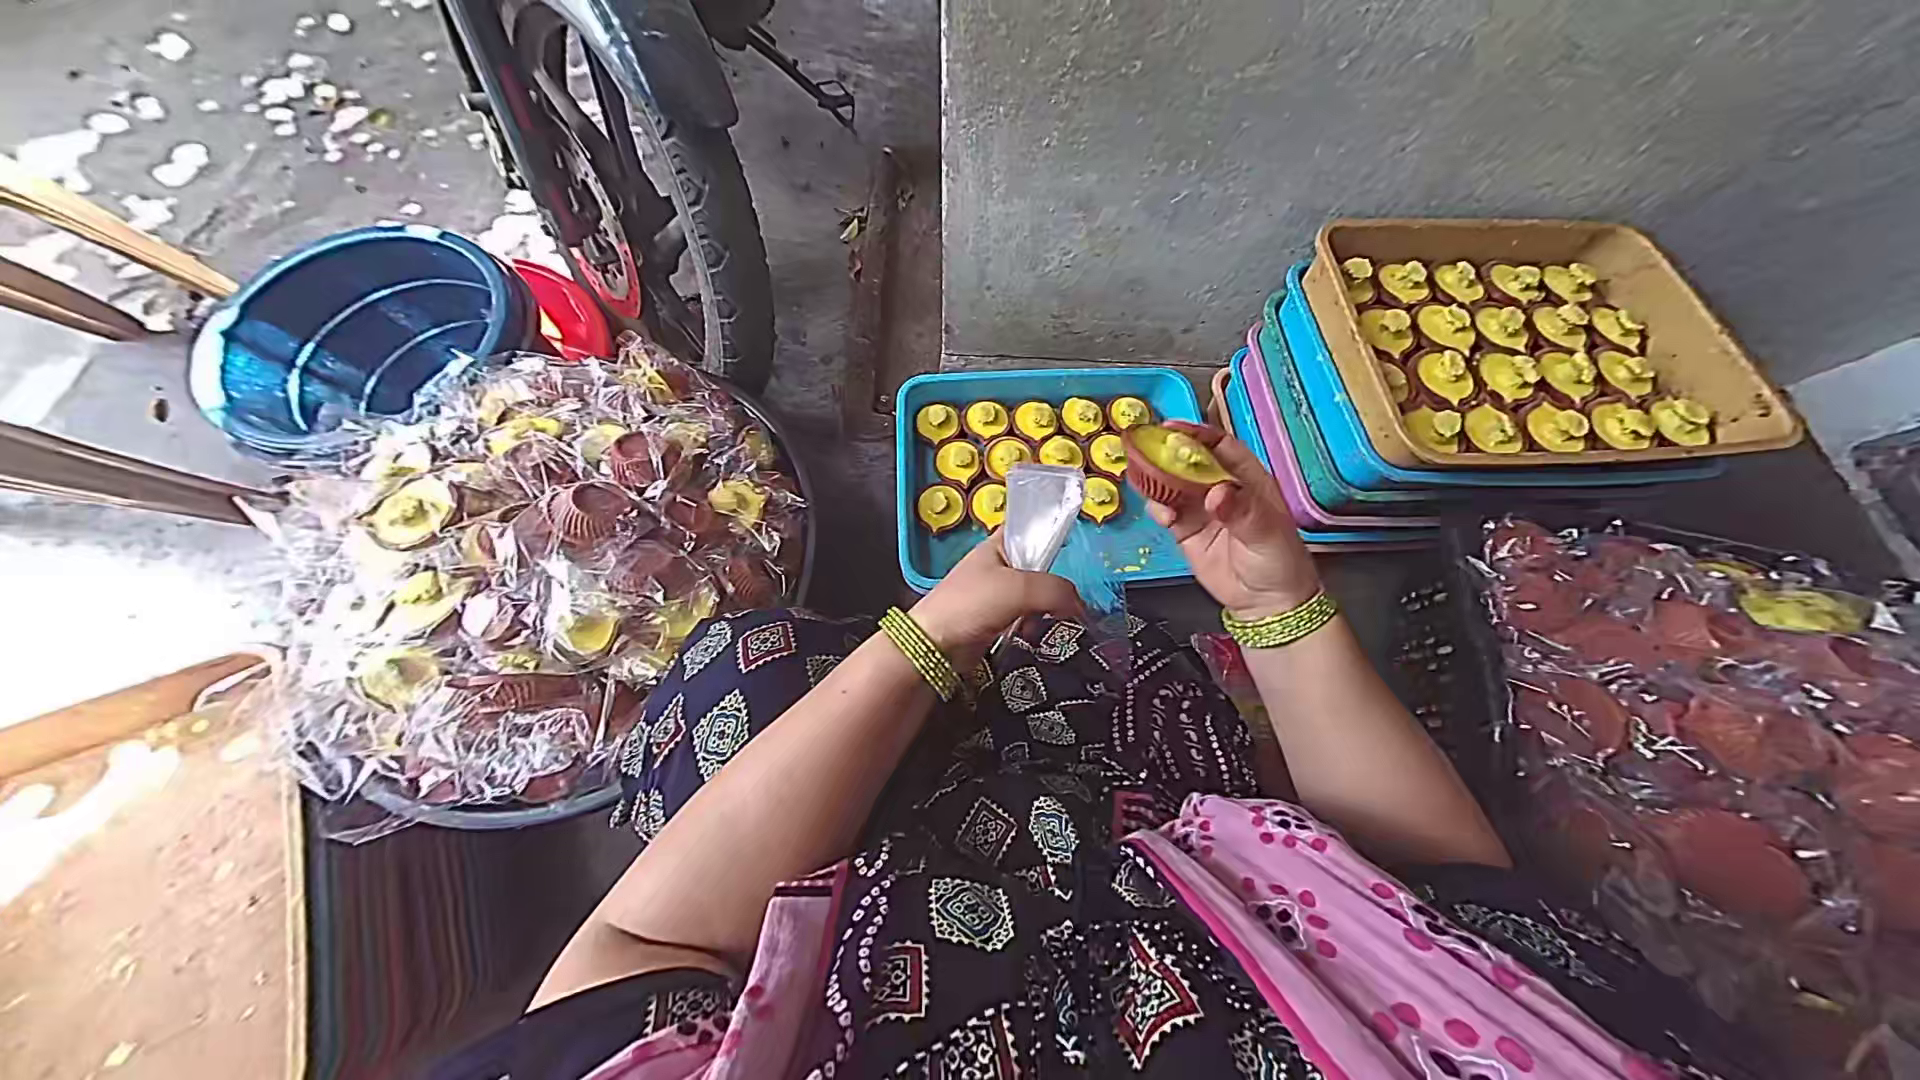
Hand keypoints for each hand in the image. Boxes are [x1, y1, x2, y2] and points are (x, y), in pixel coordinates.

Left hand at [910, 530, 1084, 667]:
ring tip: (1048, 621)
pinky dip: (1035, 626)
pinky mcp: (997, 619)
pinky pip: (1027, 617)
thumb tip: (1079, 605)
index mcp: (999, 544)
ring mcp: (998, 593)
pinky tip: (1032, 634)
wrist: (935, 645)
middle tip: (1066, 601)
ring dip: (1046, 610)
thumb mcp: (1019, 588)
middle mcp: (999, 565)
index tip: (1073, 551)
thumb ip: (1056, 590)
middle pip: (1041, 568)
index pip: (1033, 528)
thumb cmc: (970, 604)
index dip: (1054, 534)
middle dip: (1056, 585)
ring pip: (1037, 596)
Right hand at [1143, 422, 1321, 619]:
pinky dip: (1159, 509)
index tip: (1173, 428)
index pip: (1220, 447)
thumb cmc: (1279, 563)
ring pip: (1172, 485)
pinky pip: (1166, 513)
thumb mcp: (1267, 534)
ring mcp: (1201, 510)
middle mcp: (1221, 489)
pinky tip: (1161, 513)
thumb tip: (1217, 493)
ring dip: (1157, 479)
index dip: (1197, 434)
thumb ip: (1242, 512)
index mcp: (1247, 480)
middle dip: (1168, 453)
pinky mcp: (1186, 531)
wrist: (1267, 604)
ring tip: (1144, 477)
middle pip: (1189, 462)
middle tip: (1146, 448)